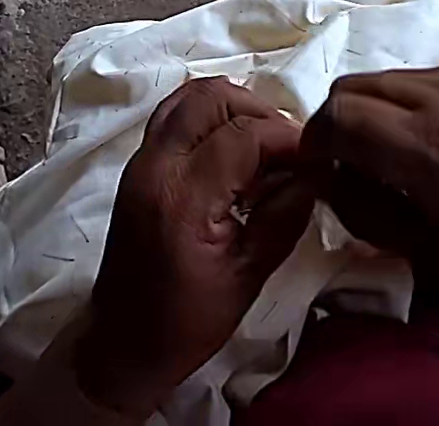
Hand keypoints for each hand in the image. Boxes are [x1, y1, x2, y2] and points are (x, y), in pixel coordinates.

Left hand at [70, 77, 316, 417]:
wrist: (120, 345)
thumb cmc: (186, 319)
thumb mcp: (250, 275)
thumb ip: (287, 214)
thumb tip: (317, 170)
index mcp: (183, 197)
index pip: (246, 135)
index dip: (288, 139)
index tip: (314, 157)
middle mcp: (156, 165)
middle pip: (215, 98)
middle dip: (261, 112)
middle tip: (285, 146)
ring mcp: (142, 159)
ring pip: (193, 94)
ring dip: (235, 105)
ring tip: (261, 140)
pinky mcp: (140, 160)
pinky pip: (176, 110)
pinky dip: (210, 111)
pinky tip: (232, 139)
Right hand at [301, 65, 438, 304]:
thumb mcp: (422, 254)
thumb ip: (362, 211)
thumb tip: (325, 176)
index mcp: (429, 144)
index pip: (340, 115)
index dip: (315, 141)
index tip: (316, 169)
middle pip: (353, 86)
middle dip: (334, 122)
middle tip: (341, 162)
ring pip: (379, 77)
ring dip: (364, 109)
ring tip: (378, 152)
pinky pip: (409, 77)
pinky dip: (392, 101)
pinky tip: (412, 137)